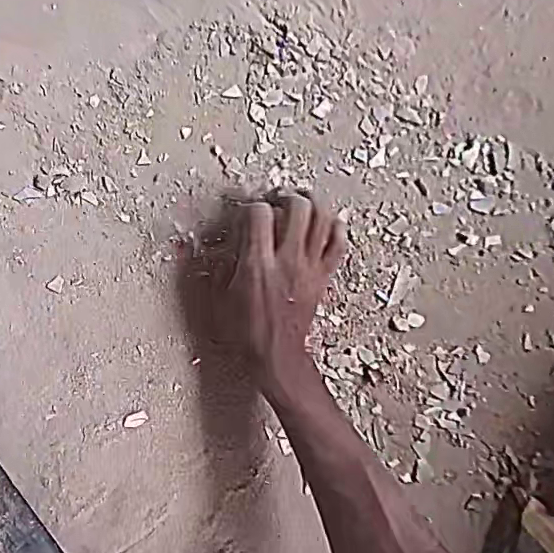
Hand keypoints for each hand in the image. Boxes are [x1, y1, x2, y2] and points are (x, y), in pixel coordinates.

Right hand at [223, 193, 346, 398]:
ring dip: (313, 203)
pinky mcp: (322, 277)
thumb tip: (214, 249)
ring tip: (301, 201)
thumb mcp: (218, 299)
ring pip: (323, 219)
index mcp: (257, 264)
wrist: (275, 355)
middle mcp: (287, 261)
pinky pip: (338, 244)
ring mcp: (309, 268)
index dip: (251, 206)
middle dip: (286, 196)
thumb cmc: (246, 332)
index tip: (245, 213)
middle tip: (276, 198)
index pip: (259, 214)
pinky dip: (335, 227)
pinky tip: (326, 223)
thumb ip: (217, 268)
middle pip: (298, 208)